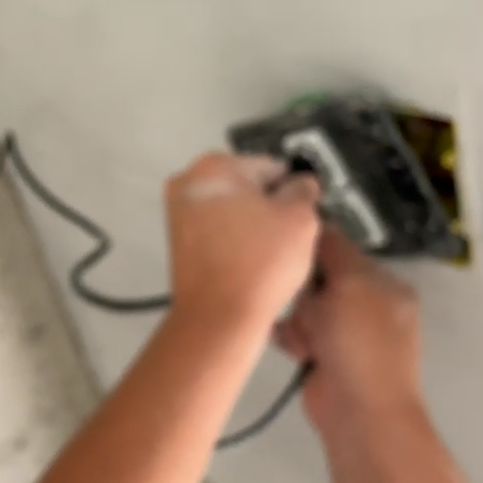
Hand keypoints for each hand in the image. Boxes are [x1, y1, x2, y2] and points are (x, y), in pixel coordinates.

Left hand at [164, 153, 321, 330]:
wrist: (218, 316)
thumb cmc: (260, 263)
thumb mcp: (300, 218)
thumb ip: (303, 190)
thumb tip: (300, 182)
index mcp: (215, 165)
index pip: (271, 166)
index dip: (294, 190)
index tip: (304, 213)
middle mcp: (188, 180)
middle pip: (247, 185)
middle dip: (269, 205)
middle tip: (288, 236)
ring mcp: (178, 210)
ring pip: (232, 208)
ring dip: (252, 223)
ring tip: (270, 252)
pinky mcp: (178, 238)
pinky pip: (217, 228)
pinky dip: (235, 239)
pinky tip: (251, 260)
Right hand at [277, 224, 423, 420]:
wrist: (360, 412)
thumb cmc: (361, 341)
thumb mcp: (351, 281)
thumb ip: (332, 247)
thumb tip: (316, 218)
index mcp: (385, 284)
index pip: (342, 249)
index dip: (315, 248)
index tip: (289, 247)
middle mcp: (369, 305)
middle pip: (318, 277)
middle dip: (304, 290)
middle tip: (305, 304)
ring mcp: (347, 334)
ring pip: (303, 306)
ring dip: (296, 317)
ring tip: (300, 335)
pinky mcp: (325, 356)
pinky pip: (297, 332)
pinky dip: (292, 337)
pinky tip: (294, 348)